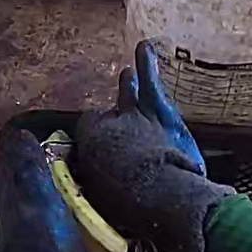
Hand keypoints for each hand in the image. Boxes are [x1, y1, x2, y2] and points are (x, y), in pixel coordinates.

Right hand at [72, 41, 233, 251]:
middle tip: (115, 128)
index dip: (93, 138)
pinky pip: (150, 82)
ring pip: (126, 94)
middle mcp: (108, 123)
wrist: (165, 193)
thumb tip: (89, 177)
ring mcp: (134, 113)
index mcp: (91, 143)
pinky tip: (144, 47)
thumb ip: (95, 178)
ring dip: (126, 86)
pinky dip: (147, 64)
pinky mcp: (159, 110)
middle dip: (110, 121)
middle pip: (105, 116)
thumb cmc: (132, 204)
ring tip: (126, 75)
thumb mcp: (103, 195)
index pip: (86, 130)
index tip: (99, 146)